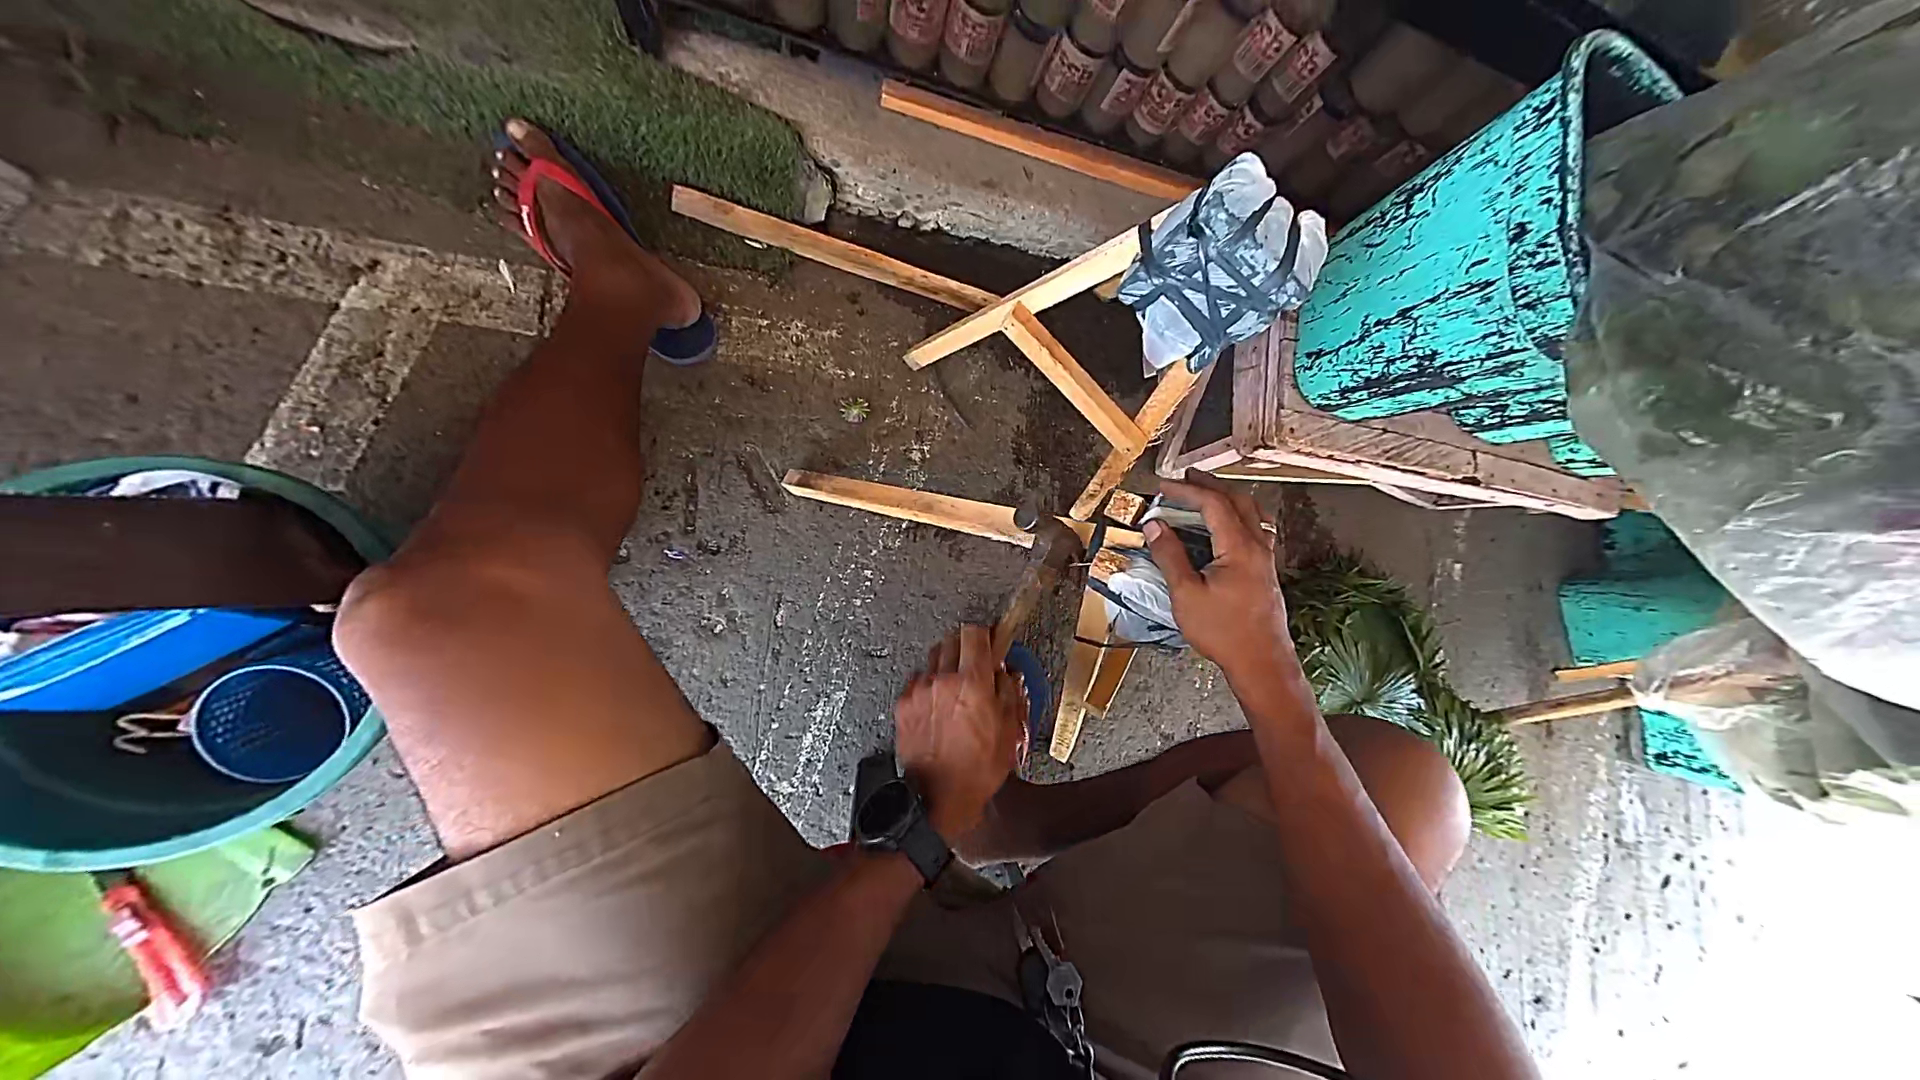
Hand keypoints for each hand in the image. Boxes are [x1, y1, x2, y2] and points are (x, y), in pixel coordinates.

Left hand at [893, 625, 1025, 841]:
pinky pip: (918, 680)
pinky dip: (930, 684)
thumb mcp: (1009, 731)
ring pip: (933, 658)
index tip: (991, 640)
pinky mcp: (904, 704)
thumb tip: (1006, 673)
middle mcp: (943, 681)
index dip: (985, 634)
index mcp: (972, 683)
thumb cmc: (975, 771)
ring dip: (947, 665)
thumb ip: (1009, 693)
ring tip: (958, 686)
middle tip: (976, 663)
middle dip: (966, 647)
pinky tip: (940, 704)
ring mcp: (919, 691)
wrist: (939, 797)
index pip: (974, 634)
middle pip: (952, 640)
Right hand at [1143, 471, 1293, 683]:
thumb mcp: (1186, 594)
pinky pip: (1256, 529)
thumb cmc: (1223, 632)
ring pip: (1252, 513)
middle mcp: (1257, 547)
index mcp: (1239, 547)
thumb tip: (1155, 526)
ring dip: (1227, 498)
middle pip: (1237, 500)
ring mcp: (1266, 559)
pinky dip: (1238, 516)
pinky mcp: (1266, 572)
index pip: (1213, 504)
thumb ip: (1170, 556)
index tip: (1164, 487)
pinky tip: (1226, 526)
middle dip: (1209, 485)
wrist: (1261, 662)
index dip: (1187, 490)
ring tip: (1205, 494)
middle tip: (1186, 478)